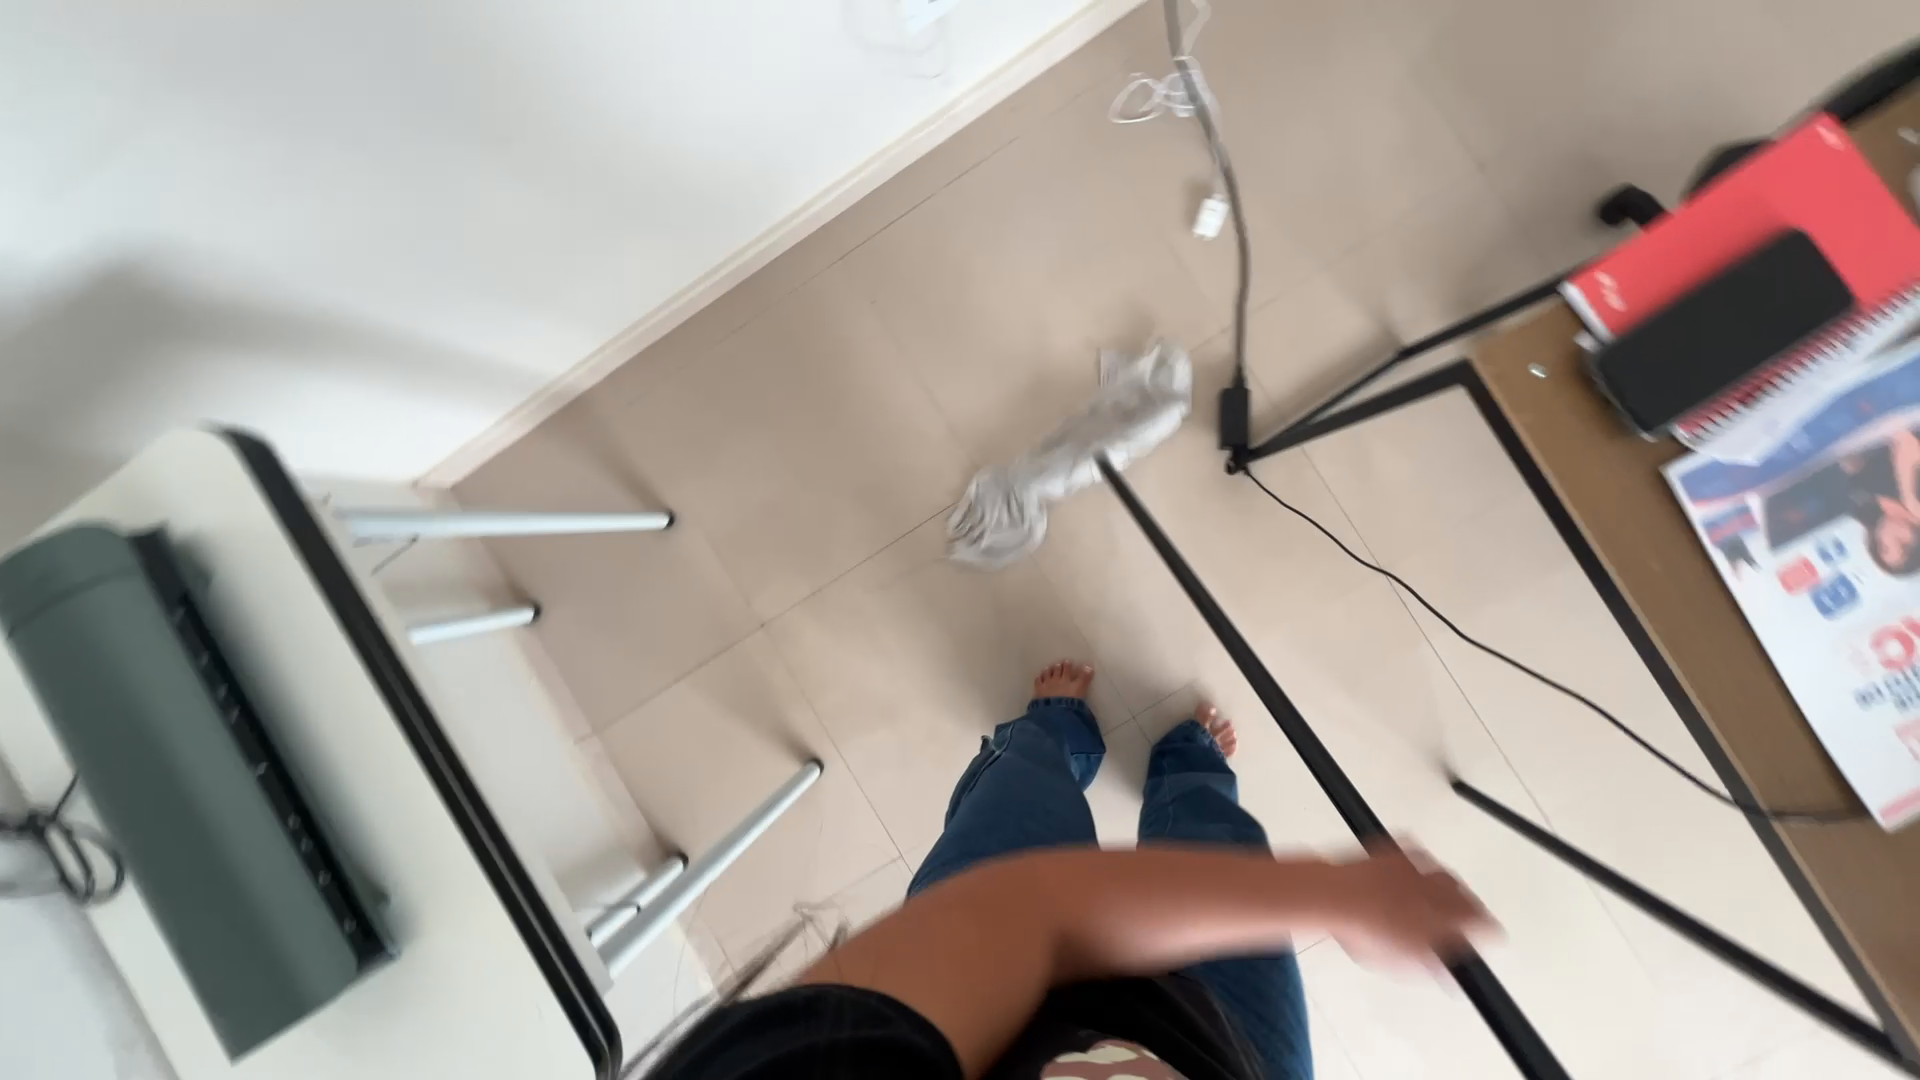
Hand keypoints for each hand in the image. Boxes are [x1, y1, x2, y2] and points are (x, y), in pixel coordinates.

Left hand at [1321, 846, 1495, 973]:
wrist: (1335, 897)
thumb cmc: (1366, 930)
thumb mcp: (1407, 965)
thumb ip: (1435, 966)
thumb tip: (1447, 973)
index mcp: (1449, 918)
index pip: (1487, 925)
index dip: (1486, 934)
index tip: (1486, 938)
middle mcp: (1436, 888)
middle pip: (1466, 896)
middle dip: (1465, 908)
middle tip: (1459, 919)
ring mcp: (1413, 867)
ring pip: (1442, 873)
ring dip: (1442, 886)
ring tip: (1434, 897)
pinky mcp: (1390, 850)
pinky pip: (1412, 851)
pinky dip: (1414, 861)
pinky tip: (1408, 870)